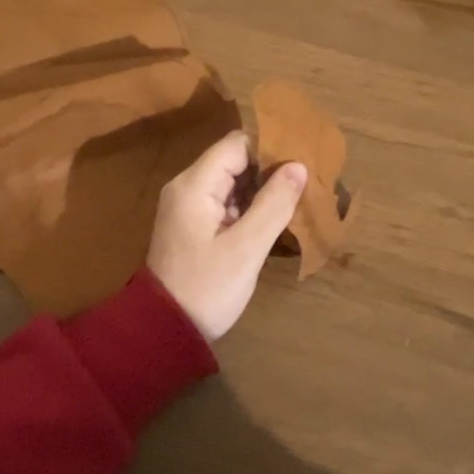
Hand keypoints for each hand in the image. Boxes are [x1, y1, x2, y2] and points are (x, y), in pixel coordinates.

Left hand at [146, 131, 307, 340]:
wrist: (165, 328)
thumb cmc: (207, 288)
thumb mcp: (246, 248)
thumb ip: (273, 204)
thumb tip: (298, 166)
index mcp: (194, 185)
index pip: (236, 145)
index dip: (271, 147)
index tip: (304, 159)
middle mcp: (186, 187)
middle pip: (233, 160)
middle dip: (269, 167)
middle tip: (308, 180)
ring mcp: (187, 206)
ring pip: (231, 181)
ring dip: (261, 187)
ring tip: (298, 196)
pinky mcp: (193, 225)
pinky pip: (224, 202)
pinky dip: (249, 205)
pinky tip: (275, 216)